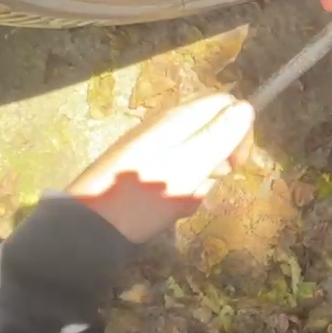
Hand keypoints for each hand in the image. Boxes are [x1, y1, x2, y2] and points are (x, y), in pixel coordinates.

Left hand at [66, 95, 254, 242]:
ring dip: (199, 180)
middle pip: (212, 131)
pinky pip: (176, 174)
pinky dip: (180, 191)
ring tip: (180, 202)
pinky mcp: (143, 170)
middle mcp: (167, 126)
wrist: (87, 228)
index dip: (240, 131)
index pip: (226, 104)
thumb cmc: (142, 196)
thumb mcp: (188, 167)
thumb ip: (218, 136)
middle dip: (218, 160)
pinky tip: (168, 210)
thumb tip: (245, 107)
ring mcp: (153, 147)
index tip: (236, 165)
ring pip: (196, 157)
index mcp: (179, 118)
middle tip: (203, 183)